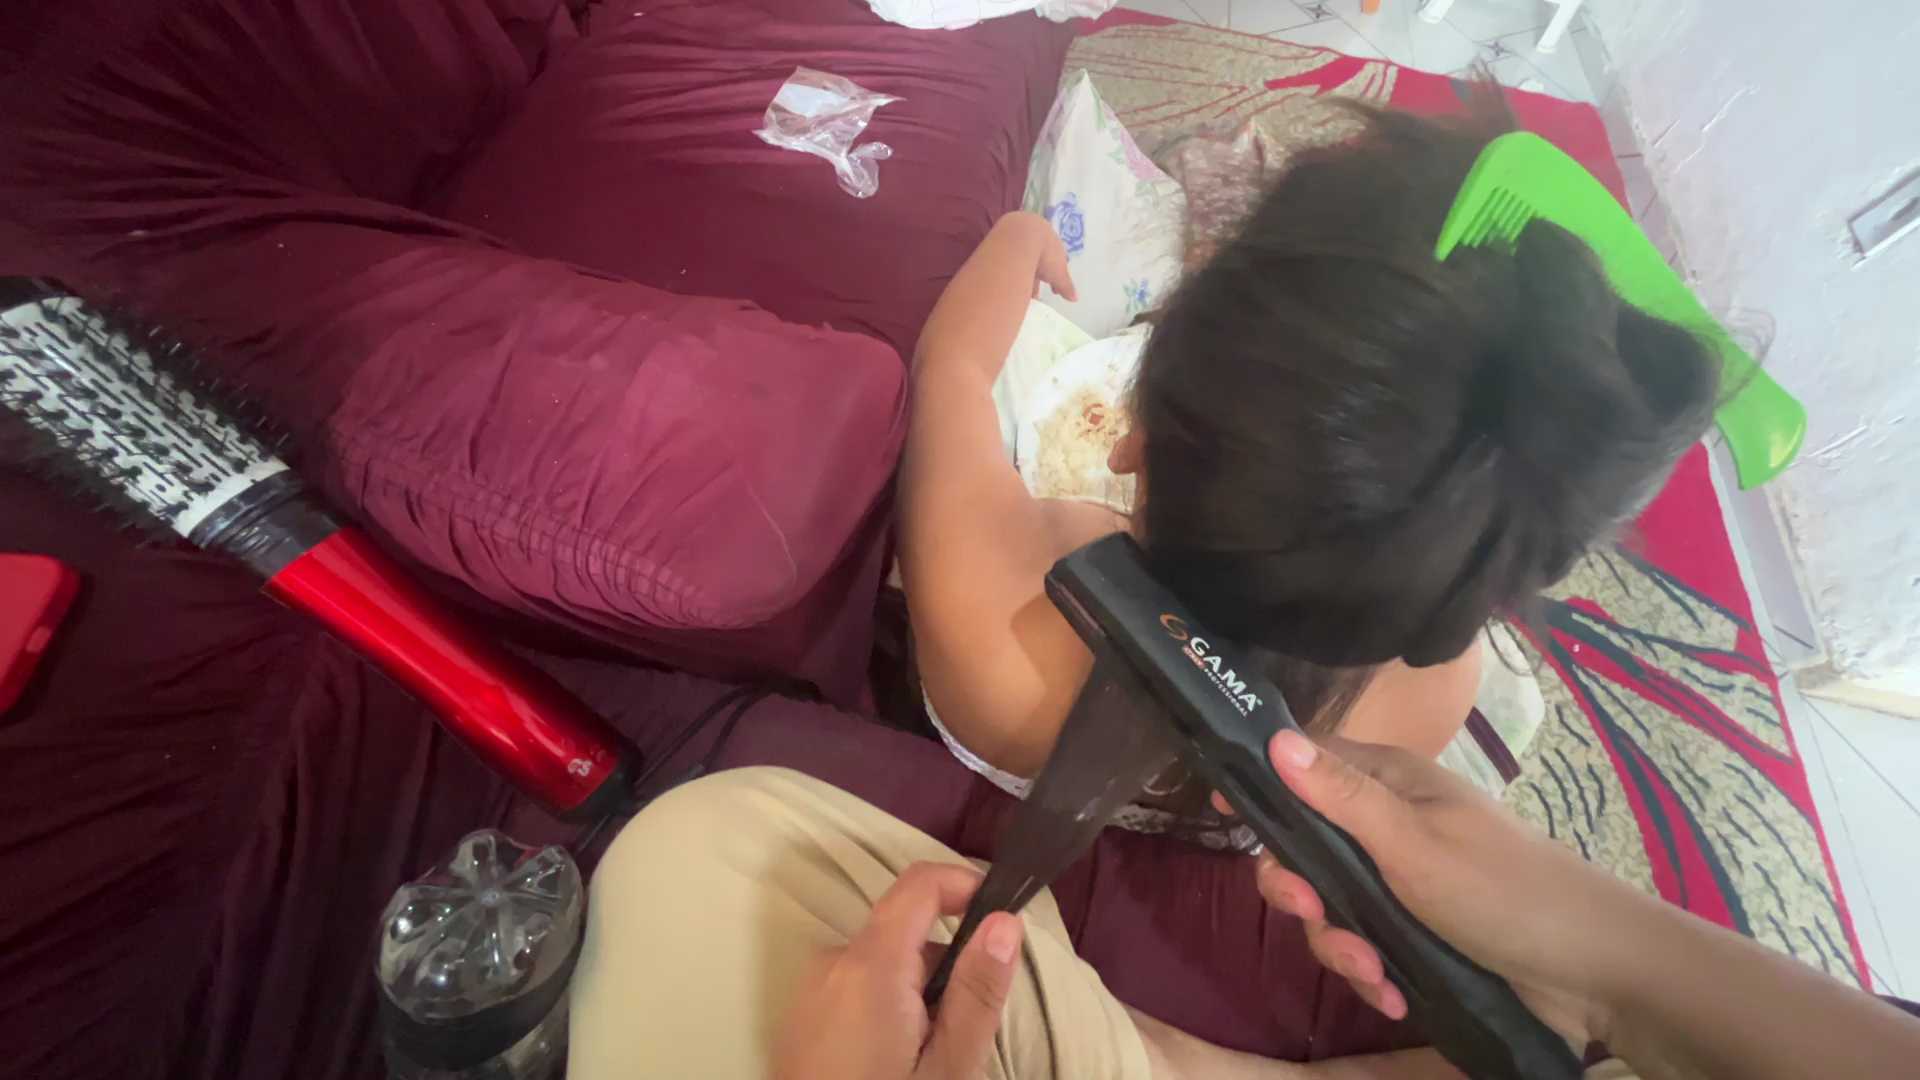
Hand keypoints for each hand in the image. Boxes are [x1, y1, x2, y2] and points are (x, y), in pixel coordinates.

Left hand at [773, 862, 1025, 1079]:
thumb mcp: (948, 1071)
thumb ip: (977, 992)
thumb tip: (1005, 921)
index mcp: (868, 964)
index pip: (919, 883)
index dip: (964, 884)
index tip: (1000, 918)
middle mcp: (832, 962)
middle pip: (905, 931)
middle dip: (946, 966)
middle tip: (964, 1031)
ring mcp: (809, 991)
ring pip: (884, 964)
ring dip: (917, 993)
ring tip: (927, 1061)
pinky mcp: (800, 1018)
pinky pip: (856, 986)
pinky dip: (886, 1007)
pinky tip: (892, 1064)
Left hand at [997, 211, 1076, 302]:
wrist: (1017, 238)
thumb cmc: (1044, 254)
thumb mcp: (1058, 274)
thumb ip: (1066, 286)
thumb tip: (1075, 298)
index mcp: (1053, 240)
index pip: (1057, 258)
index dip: (1056, 274)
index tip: (1053, 289)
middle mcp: (1036, 235)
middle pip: (1038, 257)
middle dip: (1038, 275)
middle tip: (1035, 292)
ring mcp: (1019, 234)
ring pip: (1022, 257)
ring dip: (1023, 273)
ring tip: (1021, 290)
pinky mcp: (1001, 237)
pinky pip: (1008, 256)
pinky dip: (1011, 269)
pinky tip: (1008, 281)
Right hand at [1248, 732, 1656, 1046]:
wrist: (1604, 980)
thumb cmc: (1504, 890)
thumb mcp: (1412, 842)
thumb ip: (1339, 795)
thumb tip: (1273, 739)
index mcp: (1385, 782)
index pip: (1302, 762)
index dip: (1261, 781)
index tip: (1225, 811)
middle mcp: (1383, 821)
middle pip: (1302, 840)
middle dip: (1299, 886)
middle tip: (1312, 913)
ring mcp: (1395, 876)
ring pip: (1326, 898)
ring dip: (1336, 940)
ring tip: (1369, 970)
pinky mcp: (1410, 925)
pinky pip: (1359, 939)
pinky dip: (1365, 967)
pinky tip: (1389, 991)